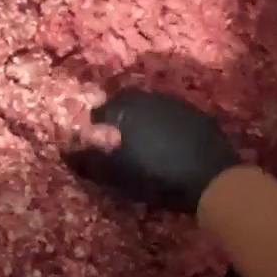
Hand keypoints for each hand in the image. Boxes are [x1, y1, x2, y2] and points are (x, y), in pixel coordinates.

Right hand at [71, 89, 242, 212]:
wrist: (210, 179)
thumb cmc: (155, 176)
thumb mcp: (116, 174)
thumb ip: (89, 161)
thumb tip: (66, 152)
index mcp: (124, 108)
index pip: (99, 113)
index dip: (95, 129)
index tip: (97, 144)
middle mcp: (148, 97)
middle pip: (125, 105)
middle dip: (119, 119)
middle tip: (119, 142)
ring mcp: (175, 103)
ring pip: (149, 108)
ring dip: (143, 121)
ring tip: (144, 142)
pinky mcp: (197, 114)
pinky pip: (172, 116)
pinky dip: (165, 126)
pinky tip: (169, 144)